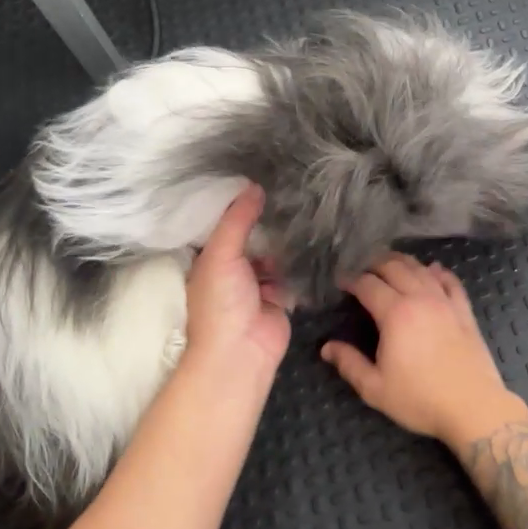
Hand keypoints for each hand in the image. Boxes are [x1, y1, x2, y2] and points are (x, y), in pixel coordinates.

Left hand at [181, 185, 292, 389]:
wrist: (241, 352)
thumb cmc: (221, 301)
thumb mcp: (223, 253)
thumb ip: (238, 220)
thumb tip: (254, 185)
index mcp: (210, 258)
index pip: (224, 224)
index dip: (239, 204)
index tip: (261, 176)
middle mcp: (232, 268)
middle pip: (252, 238)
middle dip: (268, 222)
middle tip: (294, 191)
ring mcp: (257, 284)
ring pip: (274, 255)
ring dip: (287, 243)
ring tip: (309, 212)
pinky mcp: (280, 298)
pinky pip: (292, 274)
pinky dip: (300, 264)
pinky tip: (316, 240)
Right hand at [321, 253, 527, 447]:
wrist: (473, 407)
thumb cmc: (420, 399)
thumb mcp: (375, 389)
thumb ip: (349, 364)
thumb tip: (327, 347)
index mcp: (395, 314)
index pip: (368, 285)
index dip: (351, 279)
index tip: (340, 281)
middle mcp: (420, 299)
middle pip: (394, 267)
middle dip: (374, 263)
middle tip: (362, 268)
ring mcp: (445, 302)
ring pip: (422, 269)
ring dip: (403, 262)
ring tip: (390, 262)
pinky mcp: (464, 311)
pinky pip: (451, 282)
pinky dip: (438, 271)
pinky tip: (433, 269)